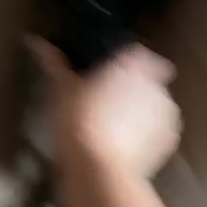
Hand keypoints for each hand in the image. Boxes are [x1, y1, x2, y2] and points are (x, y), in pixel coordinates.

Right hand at [29, 37, 181, 177]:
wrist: (100, 165)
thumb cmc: (77, 118)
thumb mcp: (60, 88)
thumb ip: (55, 63)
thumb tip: (37, 41)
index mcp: (130, 68)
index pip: (140, 53)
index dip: (129, 59)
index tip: (110, 67)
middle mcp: (154, 87)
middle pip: (148, 79)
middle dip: (132, 84)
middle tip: (104, 94)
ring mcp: (166, 115)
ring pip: (154, 103)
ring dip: (140, 107)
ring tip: (113, 119)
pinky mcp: (169, 140)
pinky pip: (157, 126)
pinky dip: (145, 128)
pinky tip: (123, 138)